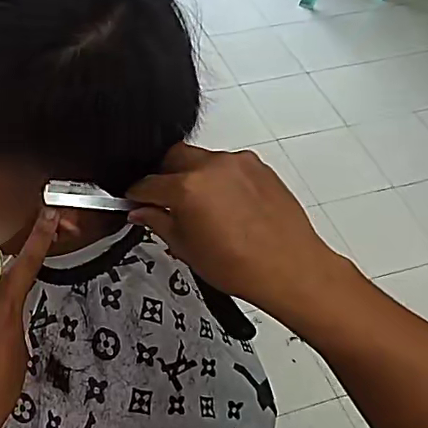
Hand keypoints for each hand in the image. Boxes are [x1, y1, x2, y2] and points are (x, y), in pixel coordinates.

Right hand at [125, 144, 355, 320]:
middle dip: (163, 177)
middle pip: (172, 158)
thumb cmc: (246, 266)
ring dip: (193, 178)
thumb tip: (145, 213)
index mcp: (188, 189)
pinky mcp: (259, 167)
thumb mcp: (187, 250)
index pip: (147, 184)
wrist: (290, 269)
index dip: (136, 197)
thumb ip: (160, 224)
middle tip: (164, 202)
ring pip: (202, 159)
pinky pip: (229, 166)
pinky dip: (220, 181)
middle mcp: (213, 168)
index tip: (137, 203)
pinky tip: (224, 207)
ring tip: (200, 210)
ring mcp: (239, 164)